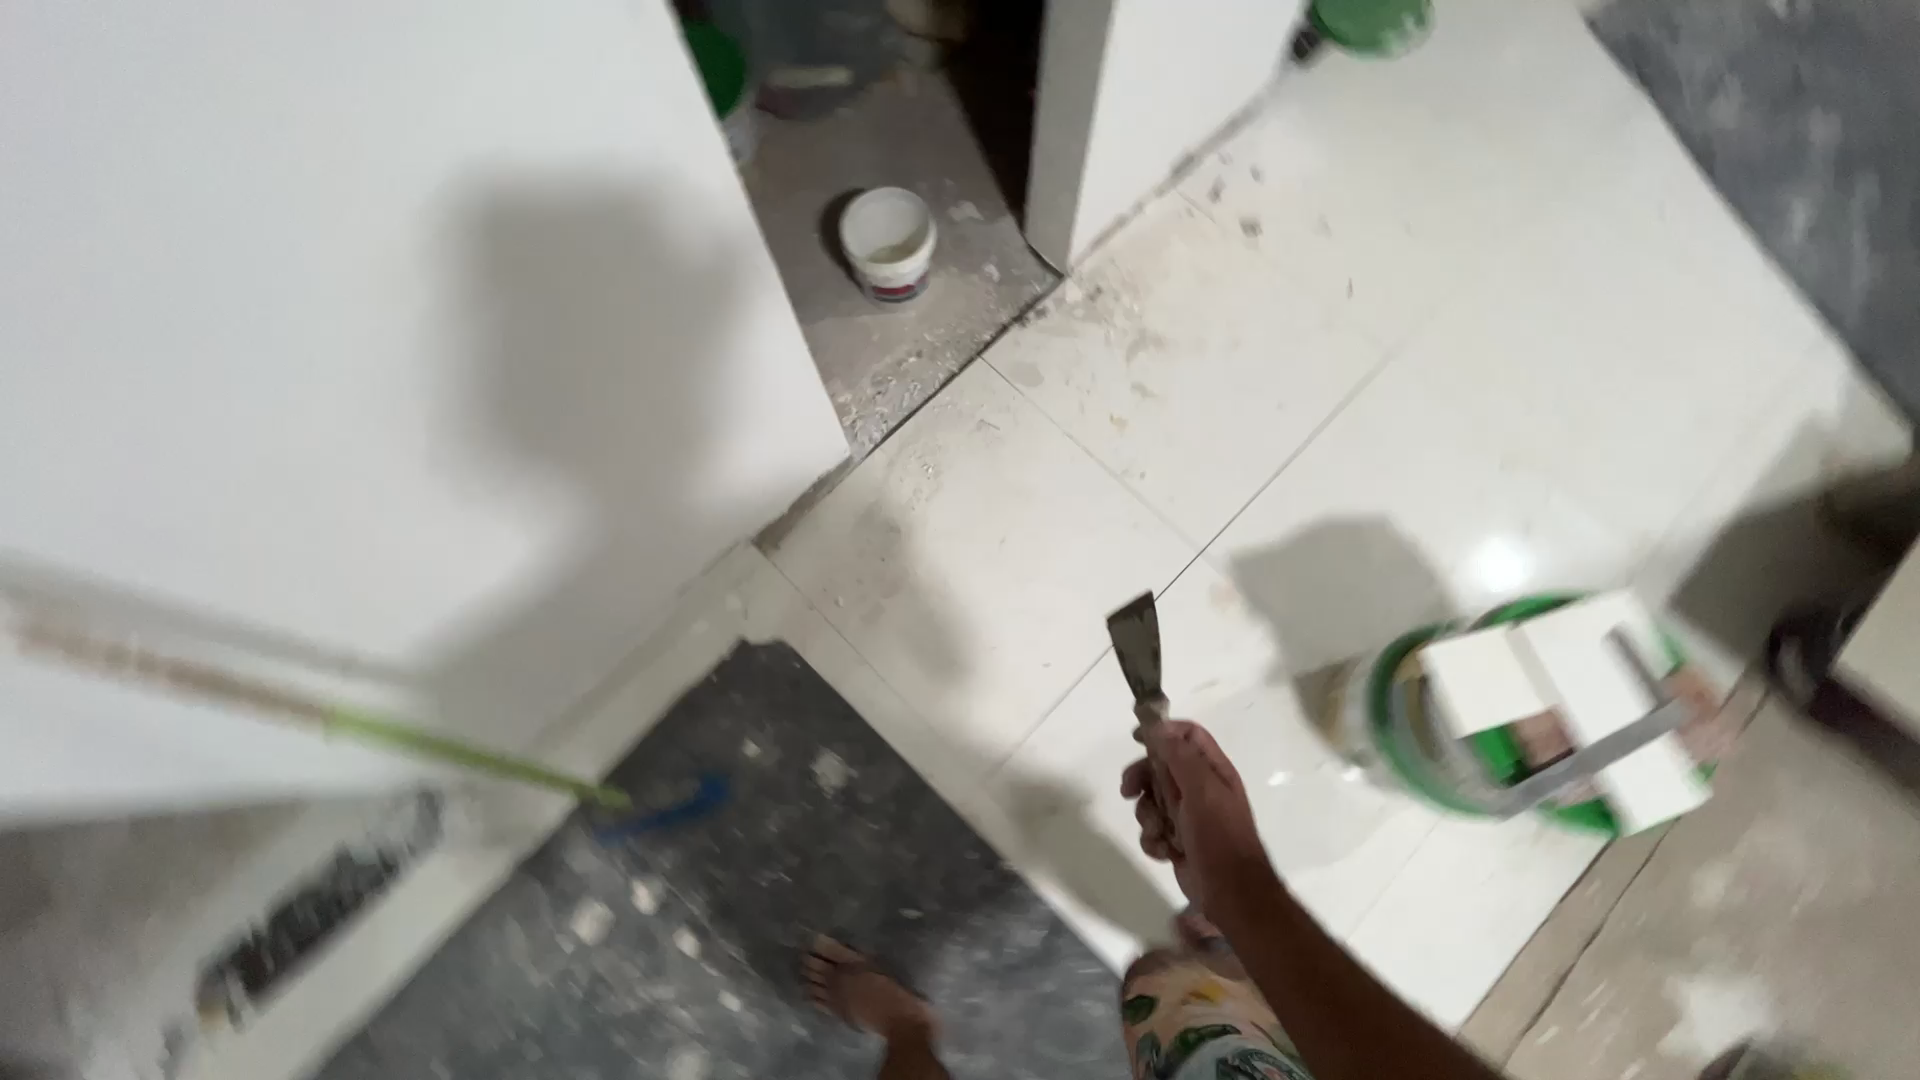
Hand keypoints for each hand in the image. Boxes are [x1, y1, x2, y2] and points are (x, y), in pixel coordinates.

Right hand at [1121, 720, 1269, 917]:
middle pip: (1161, 766)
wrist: (1230, 894)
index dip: (1163, 731)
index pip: (1188, 735)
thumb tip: (1157, 727)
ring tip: (1159, 831)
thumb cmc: (1220, 837)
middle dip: (1143, 778)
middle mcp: (1200, 788)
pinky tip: (1165, 851)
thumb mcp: (1202, 790)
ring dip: (1148, 815)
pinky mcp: (1177, 839)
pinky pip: (1153, 828)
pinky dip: (1153, 839)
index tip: (1137, 738)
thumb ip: (1179, 756)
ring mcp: (1188, 815)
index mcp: (1213, 771)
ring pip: (1152, 799)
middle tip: (1128, 790)